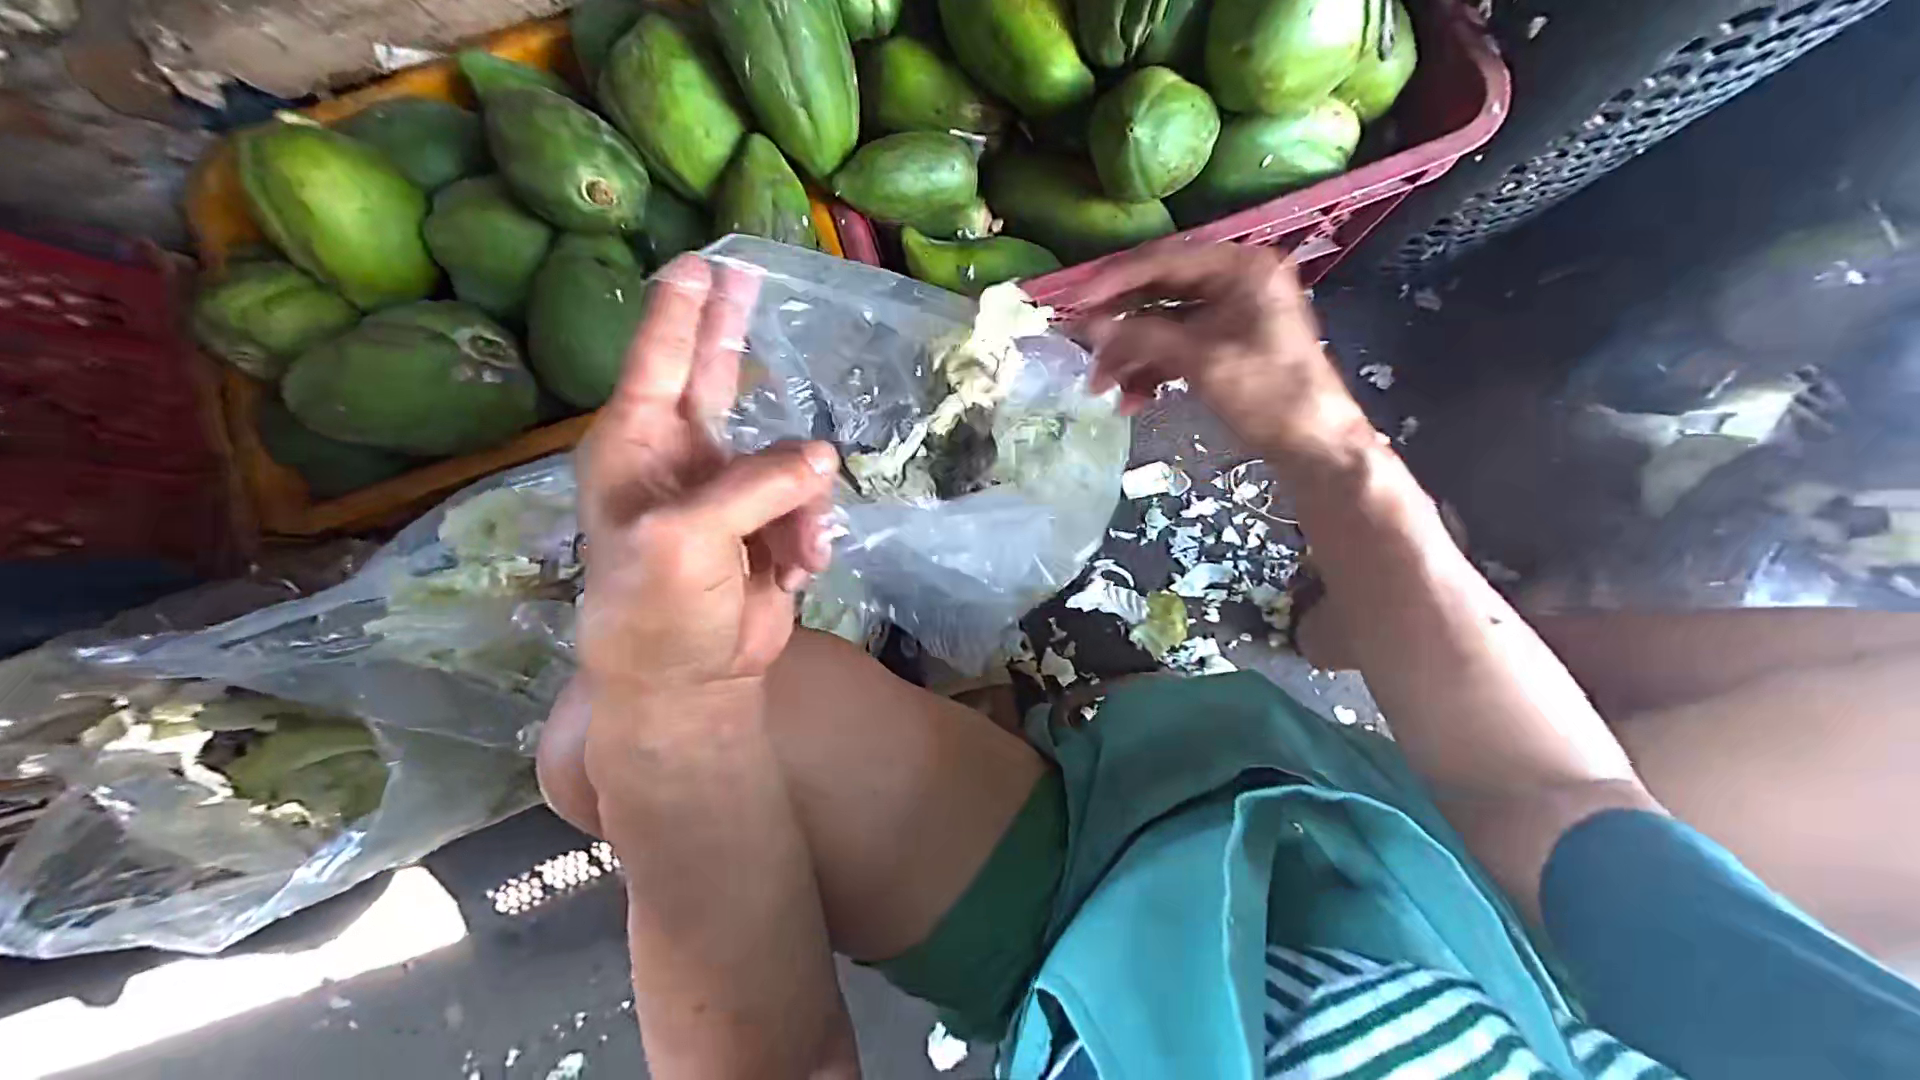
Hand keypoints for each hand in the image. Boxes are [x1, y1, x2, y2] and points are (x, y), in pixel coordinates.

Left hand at [573, 253, 837, 700]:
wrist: (692, 679)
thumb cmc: (656, 607)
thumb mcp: (687, 540)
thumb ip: (753, 486)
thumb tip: (822, 454)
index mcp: (639, 448)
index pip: (658, 362)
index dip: (680, 311)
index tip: (697, 262)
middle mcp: (685, 459)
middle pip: (714, 377)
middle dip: (732, 332)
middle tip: (747, 276)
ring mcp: (732, 492)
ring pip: (792, 460)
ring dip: (803, 504)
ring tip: (797, 551)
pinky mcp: (771, 524)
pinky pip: (811, 504)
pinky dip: (811, 536)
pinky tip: (800, 570)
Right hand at [1074, 244, 1377, 471]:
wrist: (1313, 444)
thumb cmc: (1269, 395)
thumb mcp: (1202, 361)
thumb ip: (1142, 337)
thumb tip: (1089, 326)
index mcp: (1239, 268)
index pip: (1162, 261)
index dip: (1113, 281)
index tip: (1073, 303)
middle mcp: (1231, 283)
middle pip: (1157, 294)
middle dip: (1118, 327)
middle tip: (1080, 347)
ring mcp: (1226, 316)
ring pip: (1160, 327)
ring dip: (1129, 357)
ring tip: (1101, 388)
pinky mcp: (1220, 347)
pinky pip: (1173, 350)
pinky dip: (1149, 373)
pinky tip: (1131, 401)